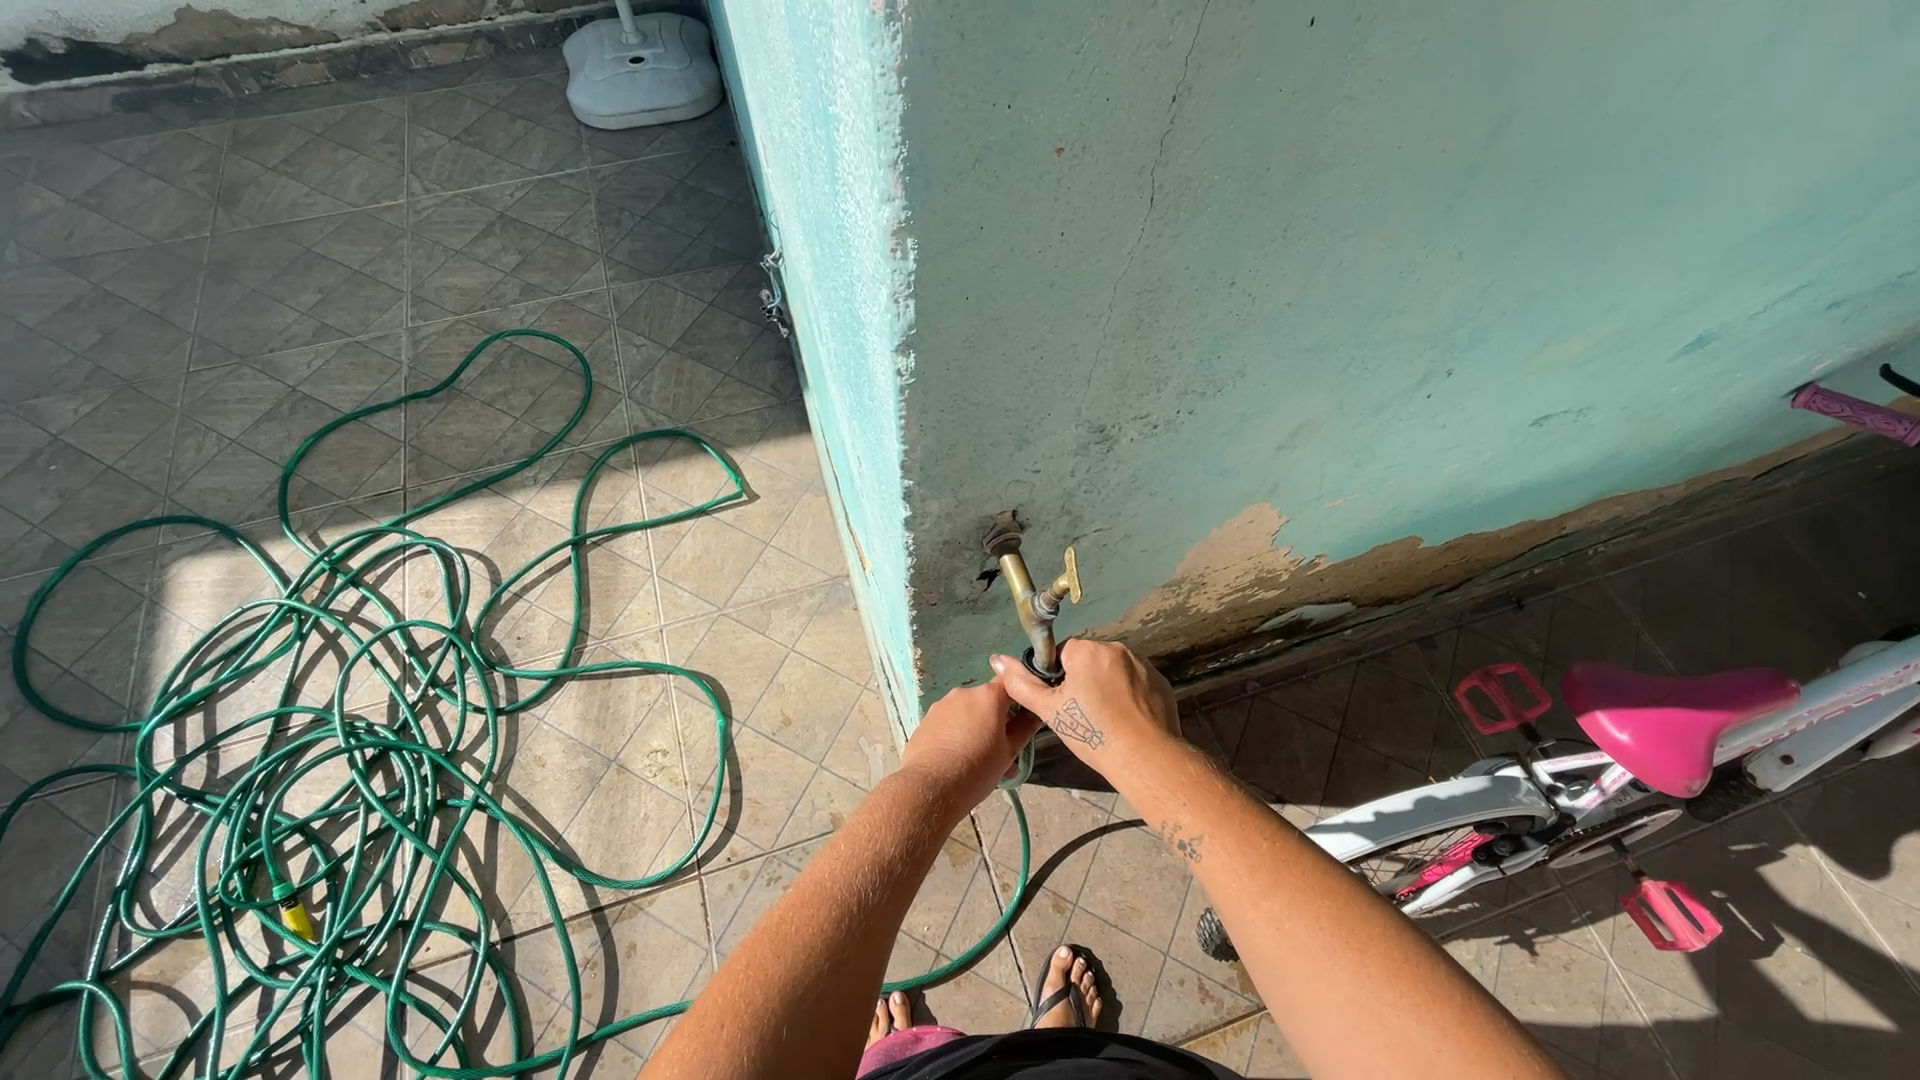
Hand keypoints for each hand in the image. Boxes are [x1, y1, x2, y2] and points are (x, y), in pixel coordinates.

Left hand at [897, 680, 1041, 814]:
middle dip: (996, 722)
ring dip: (976, 730)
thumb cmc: (977, 768)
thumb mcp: (1009, 752)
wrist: (930, 787)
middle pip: (987, 701)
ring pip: (967, 713)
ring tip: (980, 763)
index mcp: (988, 696)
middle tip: (1002, 752)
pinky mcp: (926, 720)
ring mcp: (941, 705)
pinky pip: (949, 722)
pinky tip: (958, 761)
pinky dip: (957, 735)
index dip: (1018, 698)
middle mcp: (964, 693)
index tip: (1021, 719)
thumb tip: (1035, 714)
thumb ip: (1024, 729)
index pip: (1010, 684)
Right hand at [991, 640, 1181, 779]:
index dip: (1057, 677)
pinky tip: (1125, 721)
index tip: (1062, 702)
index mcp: (1087, 650)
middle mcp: (1116, 648)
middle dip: (1082, 681)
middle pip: (1088, 660)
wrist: (1145, 757)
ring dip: (1106, 687)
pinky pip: (1135, 682)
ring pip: (1112, 671)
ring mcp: (1142, 664)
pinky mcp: (1160, 682)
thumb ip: (1021, 684)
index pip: (1062, 653)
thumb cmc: (1092, 731)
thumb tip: (997, 659)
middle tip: (1081, 714)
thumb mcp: (1050, 710)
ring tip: (1105, 720)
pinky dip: (1128, 696)